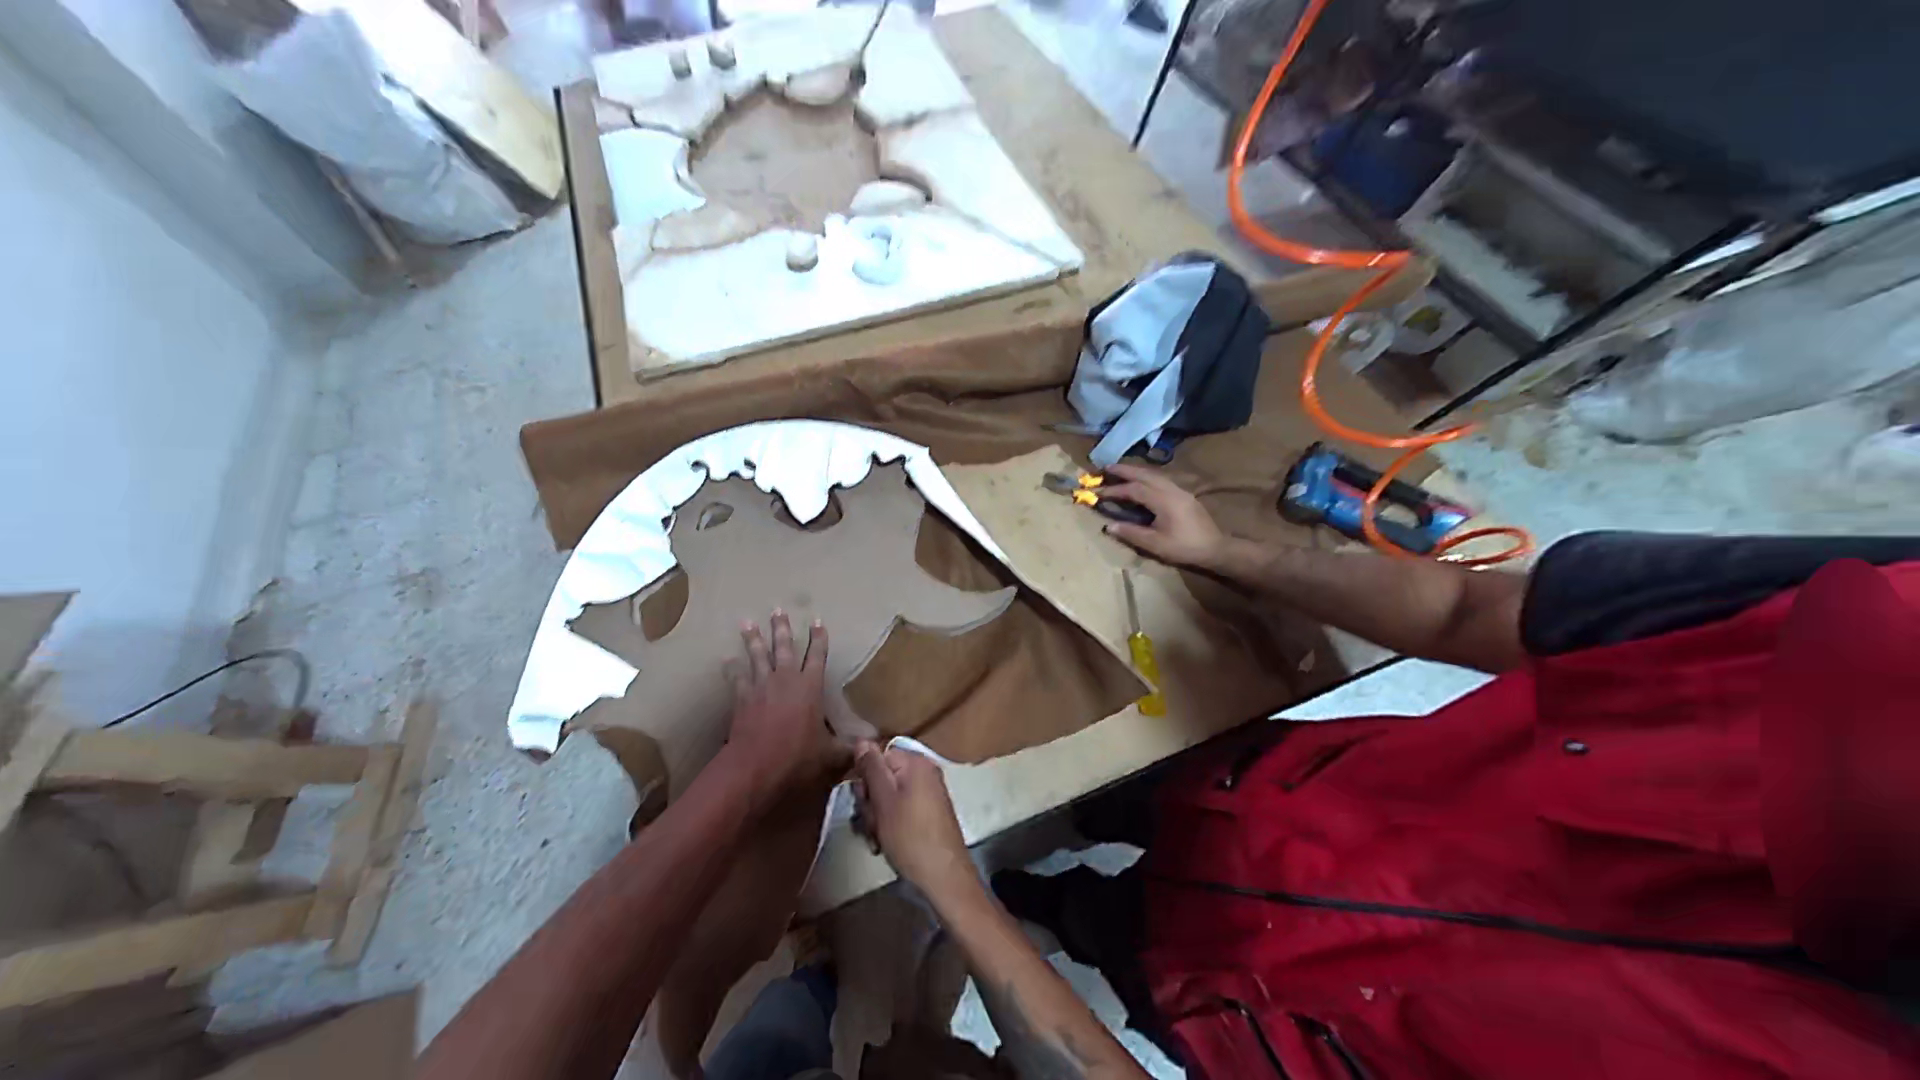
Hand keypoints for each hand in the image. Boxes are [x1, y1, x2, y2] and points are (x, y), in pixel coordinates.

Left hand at [720, 611, 850, 806]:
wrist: (755, 766)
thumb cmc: (797, 756)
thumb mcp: (830, 755)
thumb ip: (849, 748)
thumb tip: (873, 746)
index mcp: (810, 687)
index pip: (818, 656)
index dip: (819, 638)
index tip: (818, 621)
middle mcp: (786, 679)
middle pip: (784, 647)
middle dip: (782, 628)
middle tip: (777, 609)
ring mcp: (761, 686)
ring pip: (757, 655)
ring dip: (753, 639)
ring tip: (747, 622)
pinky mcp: (742, 698)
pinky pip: (737, 677)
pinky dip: (732, 668)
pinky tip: (727, 659)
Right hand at [851, 740, 974, 899]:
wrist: (943, 875)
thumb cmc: (910, 836)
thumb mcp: (883, 800)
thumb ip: (871, 768)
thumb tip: (861, 740)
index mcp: (915, 762)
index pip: (877, 755)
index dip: (864, 777)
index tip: (862, 800)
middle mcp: (924, 771)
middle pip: (883, 775)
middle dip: (871, 800)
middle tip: (872, 823)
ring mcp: (929, 791)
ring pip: (889, 795)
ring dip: (878, 816)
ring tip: (879, 837)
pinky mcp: (929, 811)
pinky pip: (901, 808)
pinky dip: (891, 823)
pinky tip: (887, 842)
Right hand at [1099, 463, 1228, 568]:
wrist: (1215, 548)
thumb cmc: (1184, 547)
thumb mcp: (1155, 544)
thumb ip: (1131, 533)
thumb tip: (1109, 526)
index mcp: (1163, 500)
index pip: (1134, 490)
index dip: (1115, 489)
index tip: (1098, 491)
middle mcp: (1171, 490)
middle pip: (1144, 474)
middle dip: (1124, 470)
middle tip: (1105, 467)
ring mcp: (1179, 490)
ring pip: (1154, 474)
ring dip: (1135, 471)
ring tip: (1120, 471)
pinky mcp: (1184, 494)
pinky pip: (1161, 479)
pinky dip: (1146, 476)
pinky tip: (1140, 481)